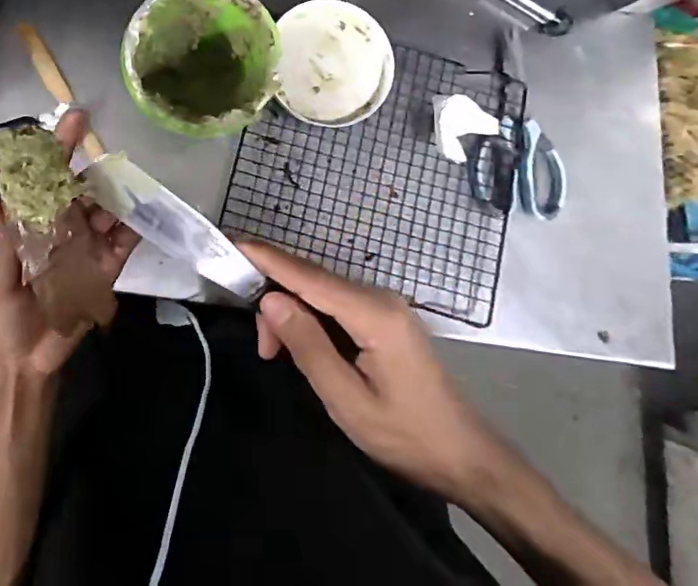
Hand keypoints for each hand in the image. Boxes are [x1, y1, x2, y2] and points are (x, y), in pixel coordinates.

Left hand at [0, 109, 139, 377]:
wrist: (23, 360)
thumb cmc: (1, 315)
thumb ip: (5, 242)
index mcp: (34, 222)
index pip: (47, 178)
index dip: (59, 148)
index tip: (74, 119)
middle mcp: (63, 226)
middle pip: (82, 188)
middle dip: (94, 169)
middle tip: (107, 155)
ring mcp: (87, 244)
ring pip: (106, 210)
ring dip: (115, 197)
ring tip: (125, 187)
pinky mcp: (105, 266)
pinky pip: (123, 242)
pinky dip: (133, 226)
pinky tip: (139, 215)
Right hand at [239, 240, 505, 502]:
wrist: (463, 455)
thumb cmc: (405, 434)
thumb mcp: (347, 400)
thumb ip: (307, 346)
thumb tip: (270, 300)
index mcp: (373, 313)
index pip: (309, 276)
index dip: (269, 258)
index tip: (234, 243)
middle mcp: (379, 297)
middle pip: (312, 281)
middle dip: (276, 301)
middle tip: (263, 349)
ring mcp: (383, 304)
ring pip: (320, 292)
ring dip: (292, 314)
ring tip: (277, 355)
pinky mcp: (382, 317)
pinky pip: (334, 304)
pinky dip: (310, 319)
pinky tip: (301, 346)